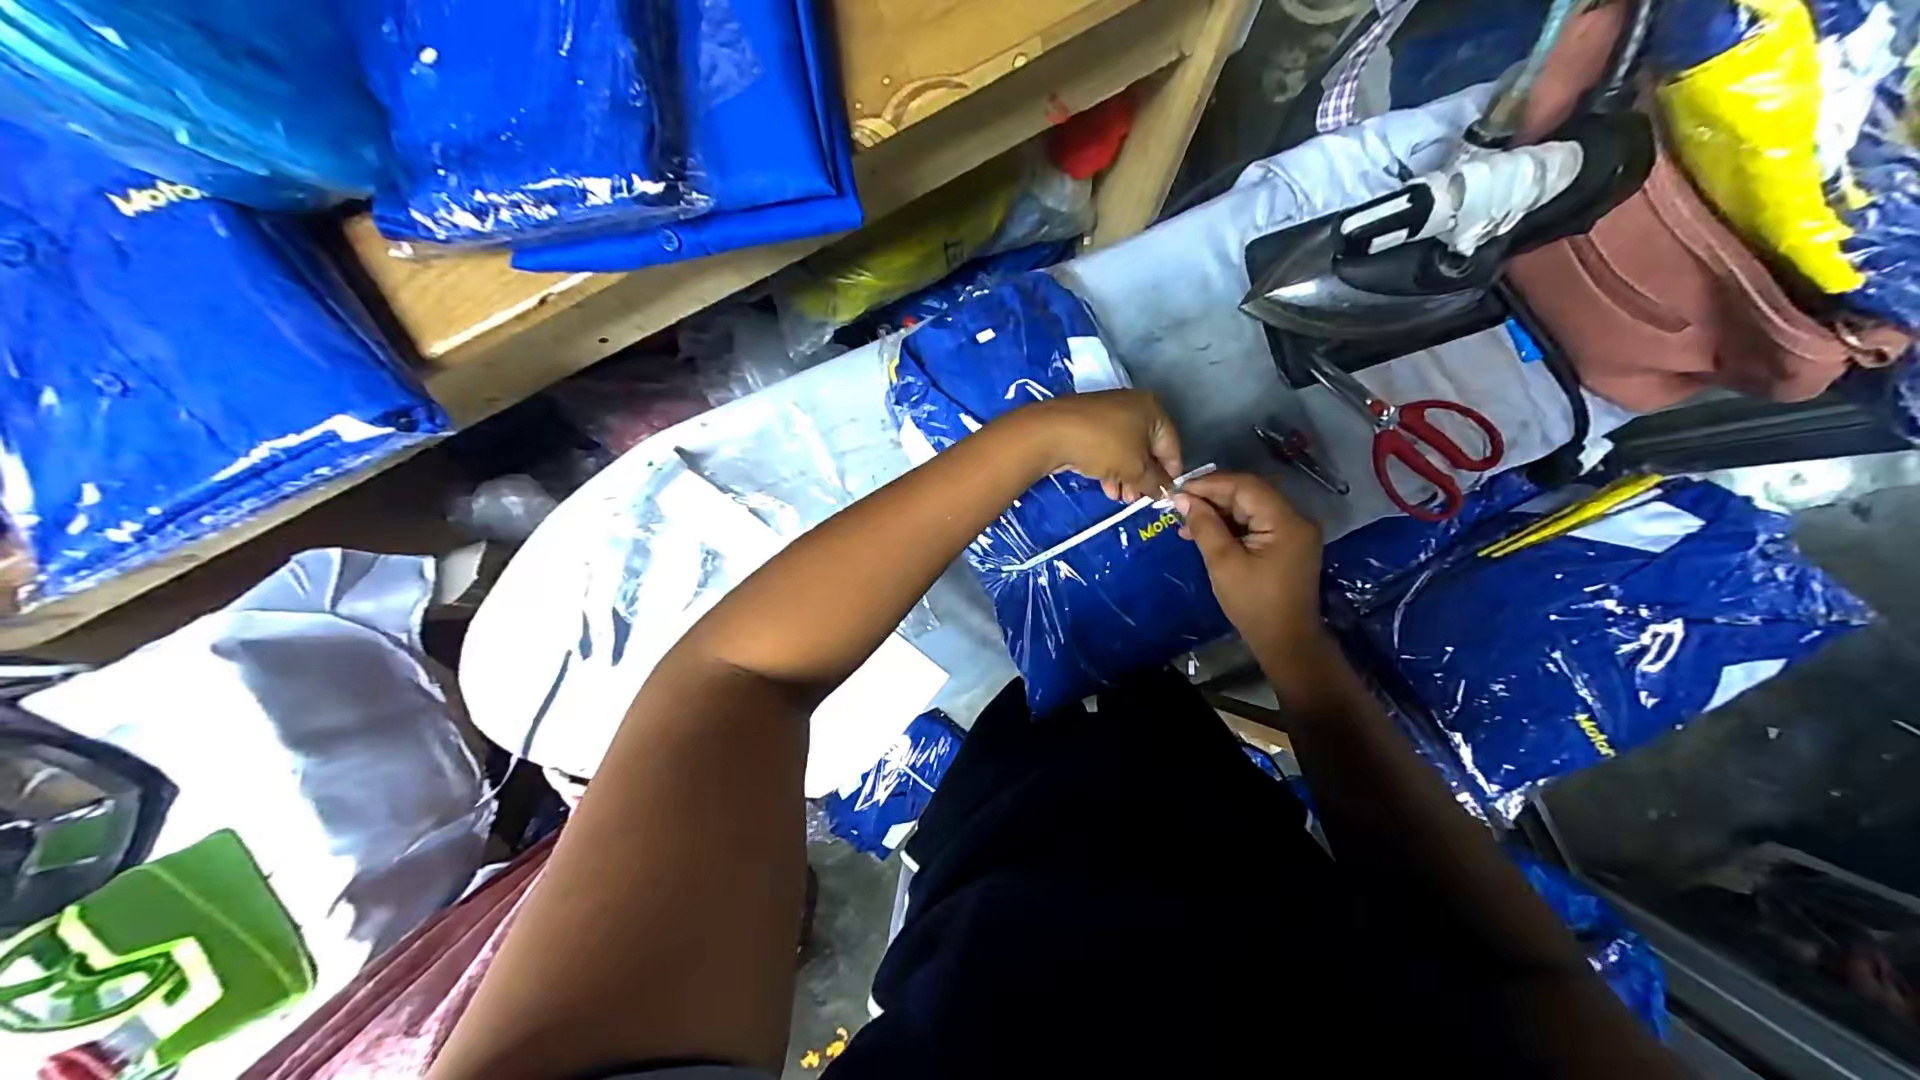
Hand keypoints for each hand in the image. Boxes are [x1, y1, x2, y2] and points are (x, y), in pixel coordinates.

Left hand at [1017, 389, 1182, 502]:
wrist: (1052, 432)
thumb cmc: (1104, 446)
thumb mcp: (1135, 469)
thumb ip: (1154, 482)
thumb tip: (1165, 491)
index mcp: (1153, 409)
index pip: (1172, 445)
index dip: (1170, 473)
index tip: (1164, 495)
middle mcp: (1133, 406)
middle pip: (1146, 448)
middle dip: (1143, 477)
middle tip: (1137, 499)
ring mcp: (1108, 413)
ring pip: (1125, 450)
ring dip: (1126, 476)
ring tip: (1120, 498)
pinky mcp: (1087, 424)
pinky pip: (1107, 448)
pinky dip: (1109, 467)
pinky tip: (1107, 488)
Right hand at [1173, 471, 1326, 655]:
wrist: (1285, 640)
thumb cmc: (1253, 603)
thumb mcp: (1223, 562)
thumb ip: (1204, 526)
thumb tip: (1182, 499)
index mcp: (1286, 521)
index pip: (1245, 486)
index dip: (1209, 484)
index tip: (1178, 490)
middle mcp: (1294, 519)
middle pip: (1249, 494)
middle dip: (1211, 497)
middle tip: (1178, 505)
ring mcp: (1292, 531)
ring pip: (1249, 508)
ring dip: (1217, 511)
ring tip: (1185, 522)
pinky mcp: (1285, 544)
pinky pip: (1254, 523)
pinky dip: (1229, 525)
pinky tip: (1204, 532)